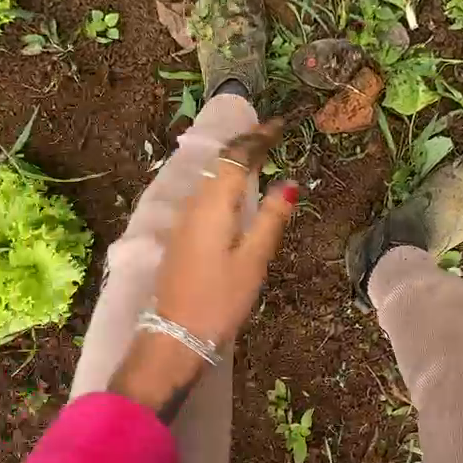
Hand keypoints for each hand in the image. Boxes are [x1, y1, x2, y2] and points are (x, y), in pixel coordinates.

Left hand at [110, 120, 299, 417]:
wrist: (172, 337)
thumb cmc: (219, 299)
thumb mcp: (254, 260)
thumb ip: (271, 218)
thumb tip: (289, 183)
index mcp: (215, 203)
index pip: (237, 156)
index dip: (259, 137)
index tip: (280, 125)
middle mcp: (195, 202)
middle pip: (220, 160)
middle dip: (246, 142)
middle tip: (271, 132)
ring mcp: (185, 217)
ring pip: (211, 174)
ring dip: (234, 158)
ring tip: (258, 150)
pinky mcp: (182, 232)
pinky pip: (206, 190)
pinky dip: (225, 177)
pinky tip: (236, 185)